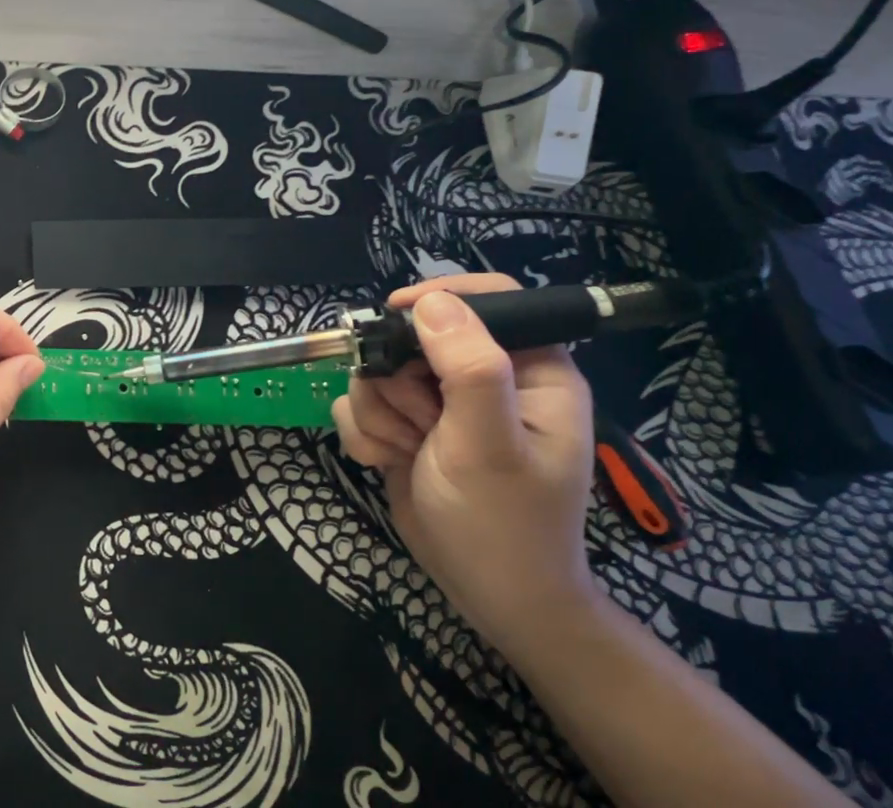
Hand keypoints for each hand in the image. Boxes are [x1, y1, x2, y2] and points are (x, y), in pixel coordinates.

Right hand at [332, 274, 598, 653]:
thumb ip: (468, 369)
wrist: (488, 593)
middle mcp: (484, 378)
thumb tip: (432, 302)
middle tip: (421, 423)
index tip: (393, 316)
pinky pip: (360, 406)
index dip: (439, 299)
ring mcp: (440, 405)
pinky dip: (365, 434)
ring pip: (377, 372)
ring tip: (409, 451)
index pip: (490, 300)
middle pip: (413, 336)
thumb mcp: (489, 445)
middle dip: (398, 380)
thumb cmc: (504, 522)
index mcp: (532, 370)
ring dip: (379, 414)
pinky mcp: (406, 427)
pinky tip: (389, 462)